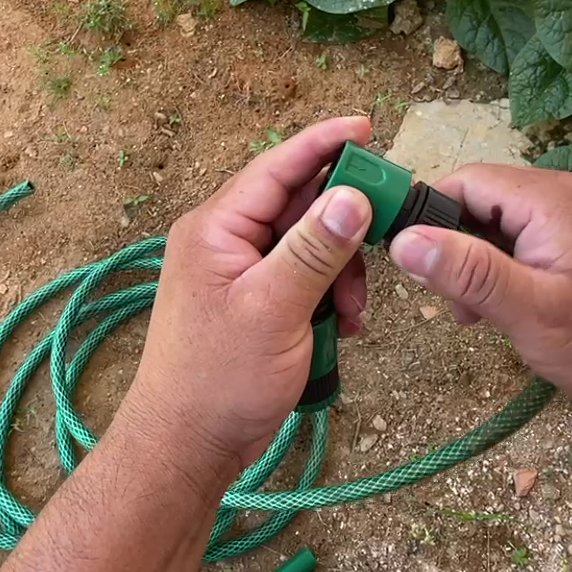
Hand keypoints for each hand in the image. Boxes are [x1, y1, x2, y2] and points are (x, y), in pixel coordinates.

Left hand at [122, 117, 373, 467]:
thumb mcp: (274, 310)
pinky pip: (301, 278)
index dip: (321, 144)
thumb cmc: (219, 380)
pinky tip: (339, 326)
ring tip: (349, 313)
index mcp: (216, 227)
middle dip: (342, 227)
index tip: (365, 127)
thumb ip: (314, 249)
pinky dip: (326, 295)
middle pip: (297, 205)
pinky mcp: (254, 300)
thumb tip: (352, 194)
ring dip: (339, 271)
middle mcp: (225, 240)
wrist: (188, 445)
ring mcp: (239, 271)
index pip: (275, 168)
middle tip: (382, 242)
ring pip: (307, 245)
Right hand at [386, 163, 571, 425]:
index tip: (415, 264)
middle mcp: (569, 193)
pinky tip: (515, 307)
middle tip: (457, 304)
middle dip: (458, 247)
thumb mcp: (531, 312)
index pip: (467, 181)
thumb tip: (403, 240)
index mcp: (552, 199)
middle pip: (485, 199)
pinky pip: (533, 236)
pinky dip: (511, 266)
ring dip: (483, 262)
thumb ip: (467, 272)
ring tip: (484, 314)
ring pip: (506, 221)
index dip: (431, 216)